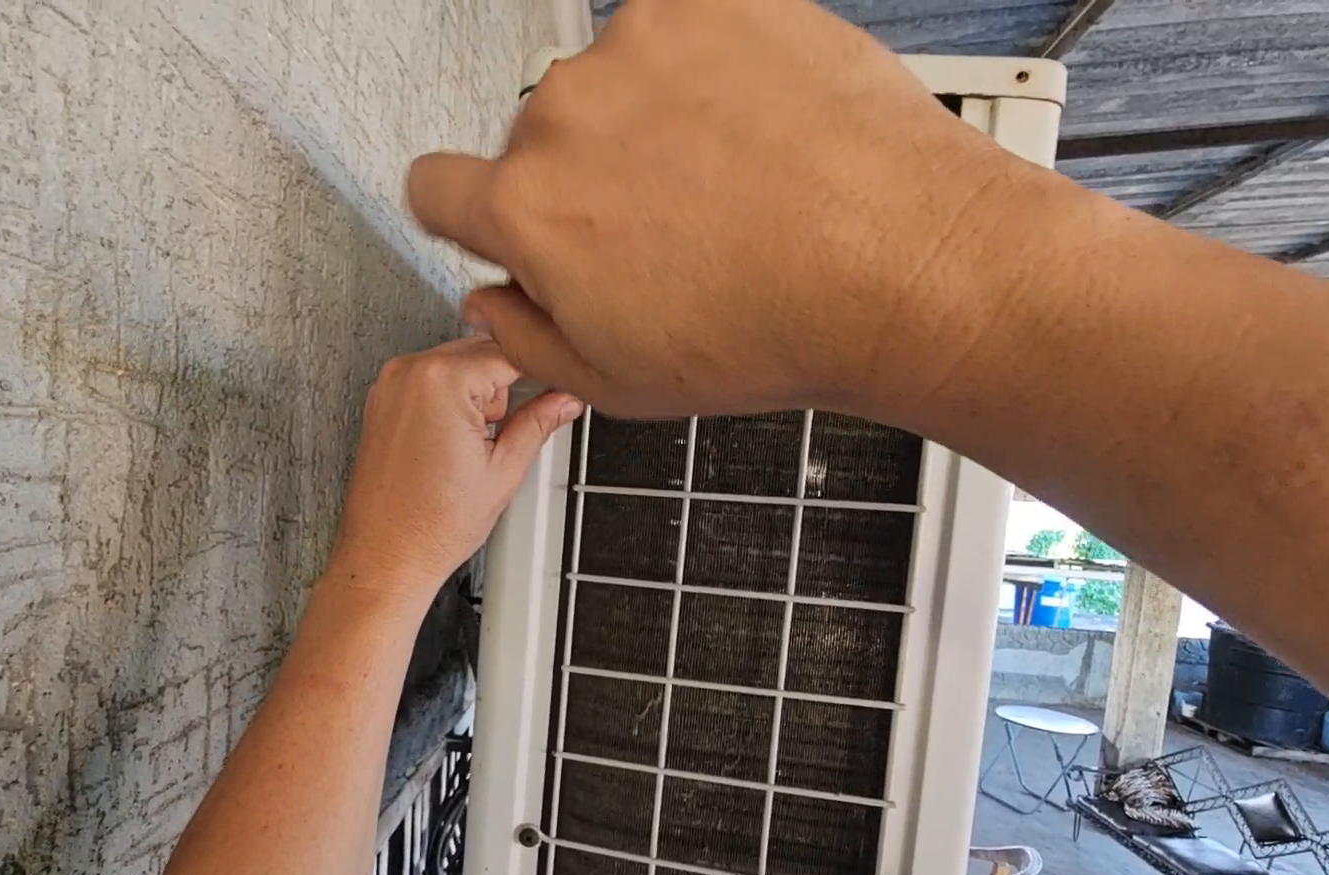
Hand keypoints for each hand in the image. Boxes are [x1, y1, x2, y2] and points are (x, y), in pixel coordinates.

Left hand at [327, 338, 581, 603]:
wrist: (387, 557)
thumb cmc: (432, 526)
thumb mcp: (504, 471)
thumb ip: (539, 423)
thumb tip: (566, 400)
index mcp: (443, 381)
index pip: (512, 353)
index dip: (544, 372)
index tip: (562, 386)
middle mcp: (410, 372)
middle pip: (483, 352)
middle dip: (506, 385)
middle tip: (508, 433)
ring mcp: (391, 384)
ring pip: (459, 365)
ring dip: (479, 393)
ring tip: (476, 446)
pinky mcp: (383, 401)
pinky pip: (432, 381)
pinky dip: (452, 399)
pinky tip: (455, 442)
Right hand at [407, 0, 1070, 423]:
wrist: (893, 266)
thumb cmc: (762, 332)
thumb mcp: (611, 383)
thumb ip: (522, 336)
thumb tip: (490, 299)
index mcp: (529, 211)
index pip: (435, 189)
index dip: (459, 212)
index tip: (484, 217)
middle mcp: (566, 114)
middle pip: (533, 145)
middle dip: (573, 188)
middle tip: (650, 234)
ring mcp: (640, 47)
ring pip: (606, 93)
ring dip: (639, 132)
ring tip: (714, 189)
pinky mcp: (714, 3)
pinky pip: (675, 44)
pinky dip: (699, 84)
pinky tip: (746, 141)